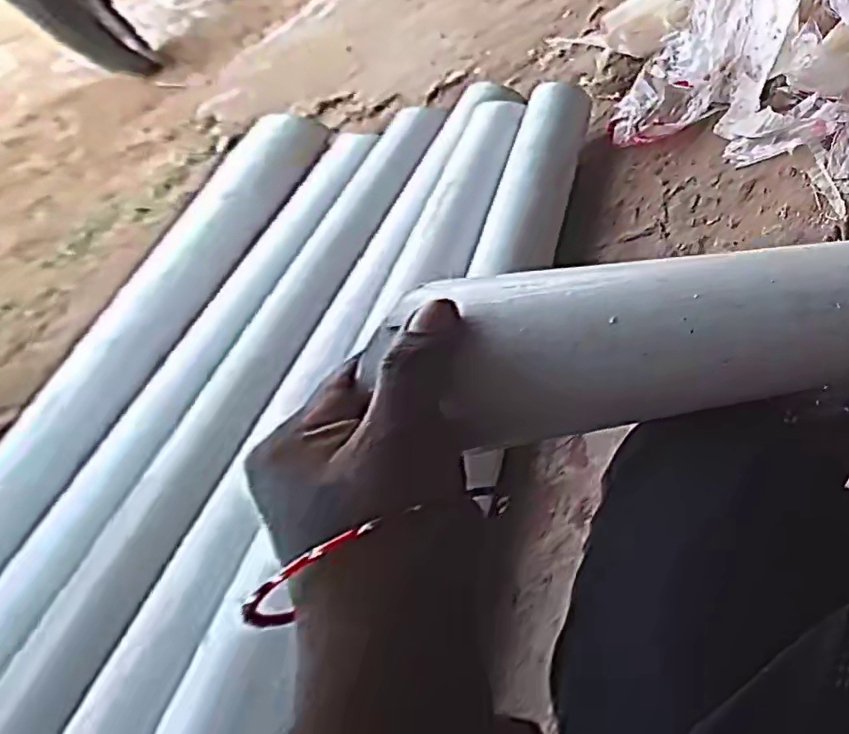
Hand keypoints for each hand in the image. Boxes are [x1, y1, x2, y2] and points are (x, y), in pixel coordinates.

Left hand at [247, 298, 468, 562]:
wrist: (409, 607)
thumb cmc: (383, 527)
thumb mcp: (396, 433)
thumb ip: (414, 369)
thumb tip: (433, 312)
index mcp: (292, 446)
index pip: (358, 371)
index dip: (407, 346)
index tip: (455, 329)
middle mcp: (319, 464)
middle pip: (387, 394)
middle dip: (433, 376)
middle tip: (476, 359)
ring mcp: (362, 484)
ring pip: (412, 420)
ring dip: (448, 403)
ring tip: (484, 390)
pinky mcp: (402, 499)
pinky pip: (431, 444)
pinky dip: (456, 429)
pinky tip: (482, 425)